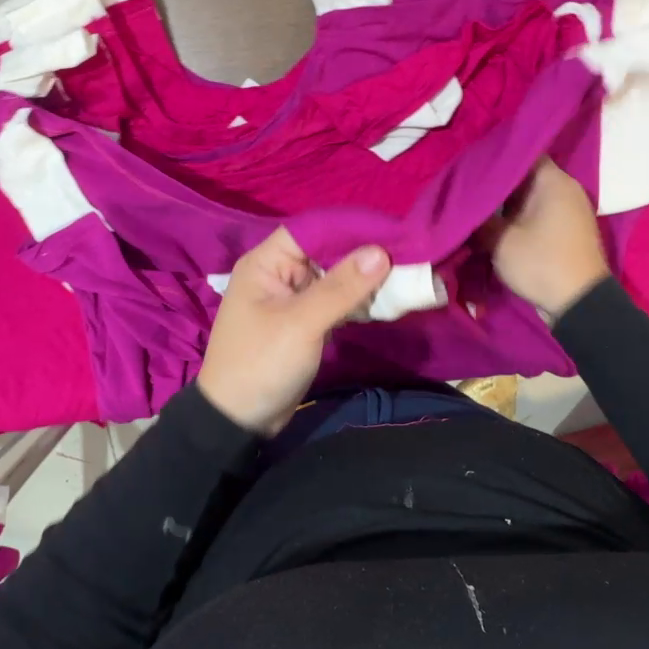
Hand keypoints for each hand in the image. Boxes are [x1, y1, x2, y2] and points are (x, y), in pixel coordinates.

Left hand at [197, 228, 390, 433]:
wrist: (237, 420)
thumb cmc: (261, 364)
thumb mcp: (302, 324)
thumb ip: (341, 288)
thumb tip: (381, 251)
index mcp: (266, 263)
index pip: (314, 229)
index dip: (353, 227)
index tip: (395, 232)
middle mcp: (278, 274)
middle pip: (328, 251)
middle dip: (366, 254)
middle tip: (411, 255)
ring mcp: (292, 300)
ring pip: (335, 278)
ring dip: (367, 279)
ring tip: (408, 276)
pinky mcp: (304, 323)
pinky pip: (336, 302)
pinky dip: (359, 301)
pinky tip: (388, 300)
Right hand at [486, 157, 611, 316]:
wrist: (578, 301)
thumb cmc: (540, 263)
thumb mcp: (501, 241)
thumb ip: (480, 220)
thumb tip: (465, 210)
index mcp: (553, 180)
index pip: (522, 154)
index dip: (496, 159)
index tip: (473, 167)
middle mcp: (566, 188)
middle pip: (527, 175)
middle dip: (499, 183)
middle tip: (470, 188)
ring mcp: (571, 208)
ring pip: (533, 195)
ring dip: (509, 202)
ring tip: (480, 206)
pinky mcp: (569, 228)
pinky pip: (541, 212)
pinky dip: (522, 215)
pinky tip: (500, 223)